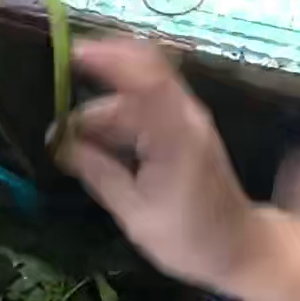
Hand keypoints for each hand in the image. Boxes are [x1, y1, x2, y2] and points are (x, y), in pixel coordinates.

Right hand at [58, 38, 266, 292]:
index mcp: (176, 138)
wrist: (240, 247)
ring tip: (69, 130)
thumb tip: (59, 144)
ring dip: (105, 97)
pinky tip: (95, 131)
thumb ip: (99, 173)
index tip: (73, 53)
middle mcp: (187, 117)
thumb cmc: (189, 239)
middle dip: (102, 64)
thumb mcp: (135, 215)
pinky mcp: (185, 124)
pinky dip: (119, 105)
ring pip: (142, 85)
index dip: (111, 60)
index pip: (145, 82)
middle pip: (145, 69)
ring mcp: (189, 117)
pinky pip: (149, 99)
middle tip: (60, 80)